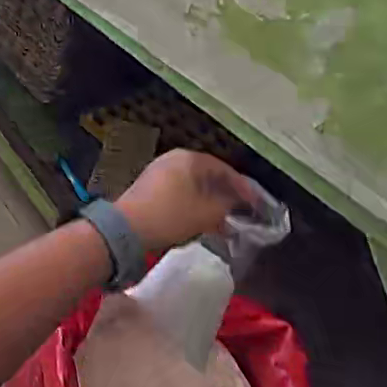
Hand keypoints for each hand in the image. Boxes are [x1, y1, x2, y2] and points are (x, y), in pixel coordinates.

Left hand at [115, 148, 258, 251]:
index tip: (258, 204)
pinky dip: (196, 205)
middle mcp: (174, 159)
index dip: (243, 187)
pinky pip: (182, 193)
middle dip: (227, 195)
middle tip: (244, 213)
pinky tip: (205, 223)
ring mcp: (160, 172)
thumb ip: (228, 205)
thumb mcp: (207, 213)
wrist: (127, 228)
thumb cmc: (171, 215)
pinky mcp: (151, 187)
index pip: (224, 169)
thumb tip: (237, 203)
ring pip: (195, 186)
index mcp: (188, 158)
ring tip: (227, 223)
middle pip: (209, 175)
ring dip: (212, 203)